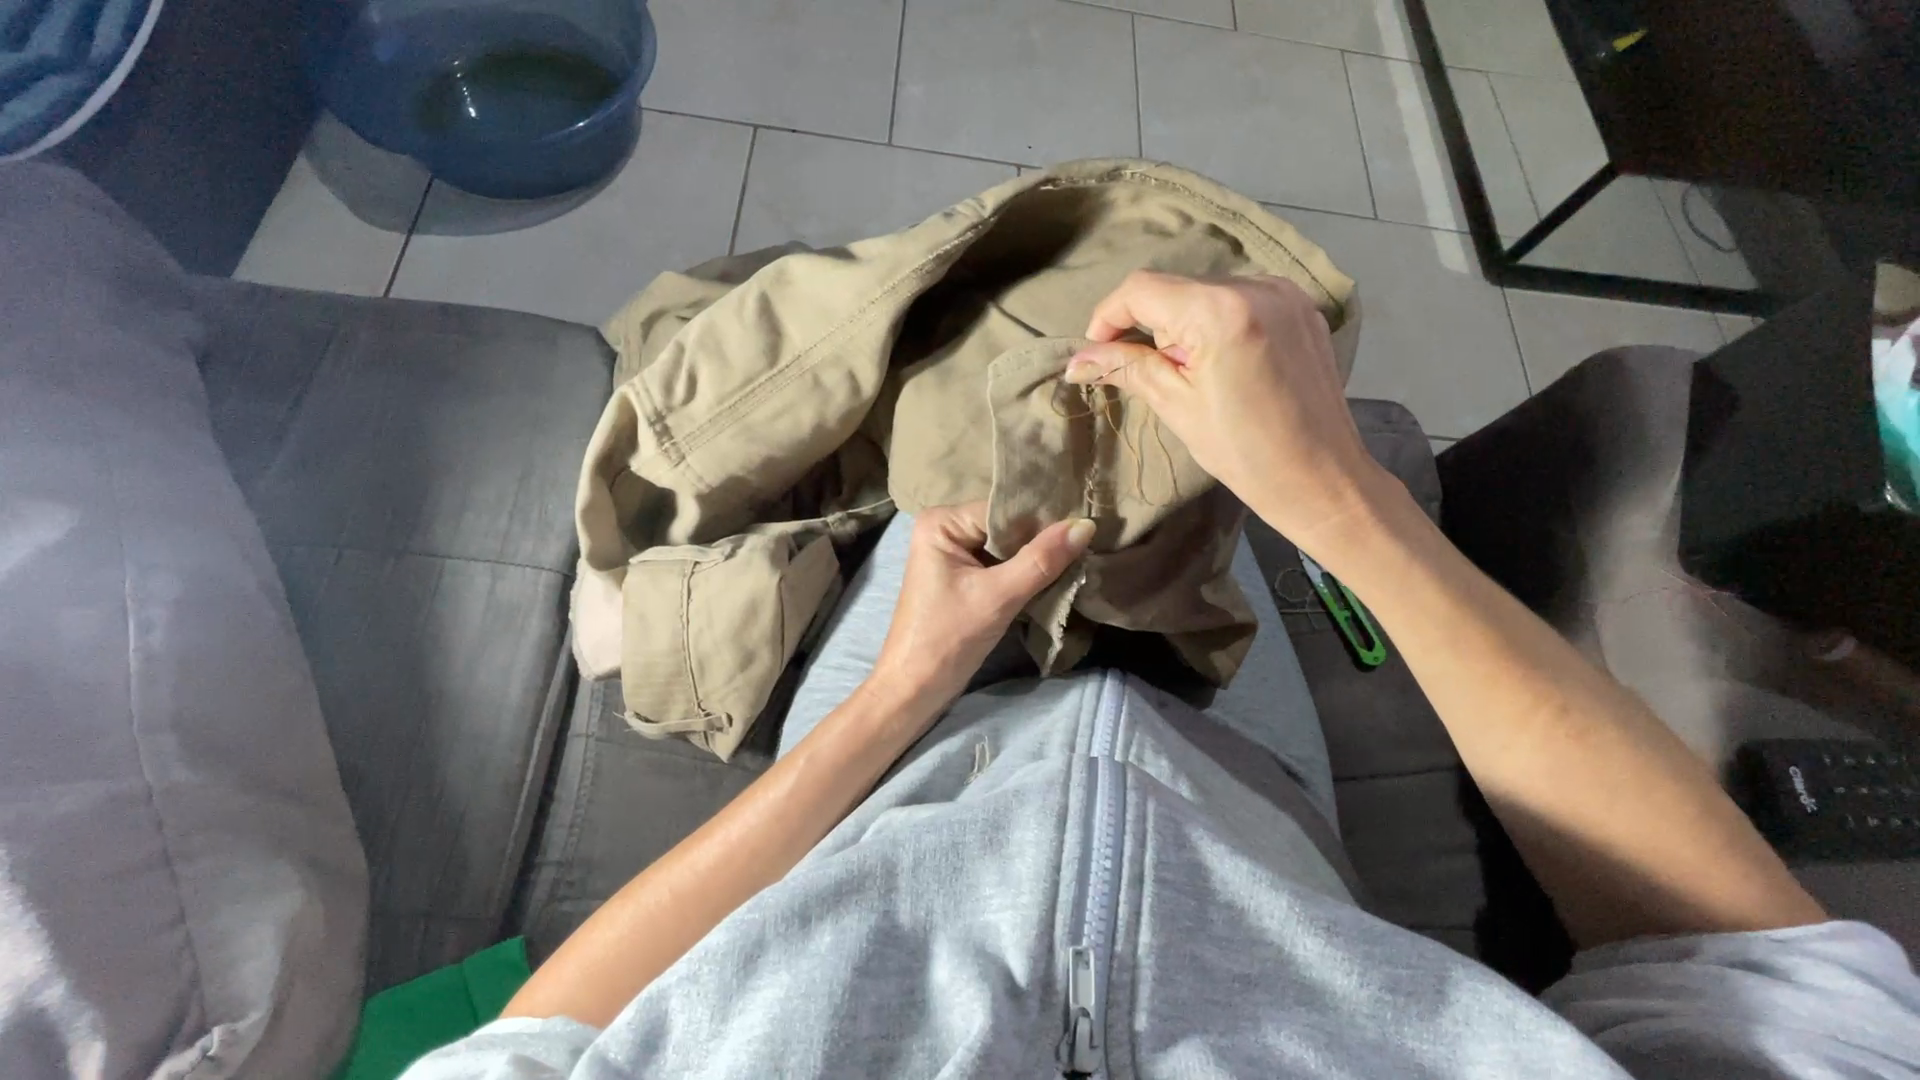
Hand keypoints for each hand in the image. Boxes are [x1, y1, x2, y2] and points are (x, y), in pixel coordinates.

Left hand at [869, 503, 1093, 712]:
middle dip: (1043, 541)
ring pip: (1010, 548)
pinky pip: (1004, 566)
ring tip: (1079, 561)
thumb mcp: (999, 597)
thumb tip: (1085, 524)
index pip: (1005, 509)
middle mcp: (946, 528)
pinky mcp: (965, 579)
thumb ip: (1042, 560)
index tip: (1085, 528)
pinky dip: (1027, 575)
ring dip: (1038, 560)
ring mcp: (955, 555)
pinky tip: (1056, 578)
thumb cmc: (946, 639)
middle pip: (1008, 526)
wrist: (914, 690)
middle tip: (1088, 546)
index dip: (1043, 520)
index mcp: (942, 521)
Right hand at [1064, 271, 1391, 545]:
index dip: (1109, 316)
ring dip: (1186, 325)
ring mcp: (1286, 292)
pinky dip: (1220, 324)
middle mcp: (1256, 286)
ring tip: (1199, 375)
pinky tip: (1229, 366)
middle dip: (1153, 327)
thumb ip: (1126, 368)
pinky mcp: (1302, 306)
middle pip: (1175, 289)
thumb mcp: (1176, 406)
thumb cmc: (1243, 452)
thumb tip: (1075, 361)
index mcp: (1220, 311)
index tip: (1097, 351)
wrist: (1320, 476)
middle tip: (1159, 377)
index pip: (1142, 289)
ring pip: (1207, 293)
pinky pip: (1241, 300)